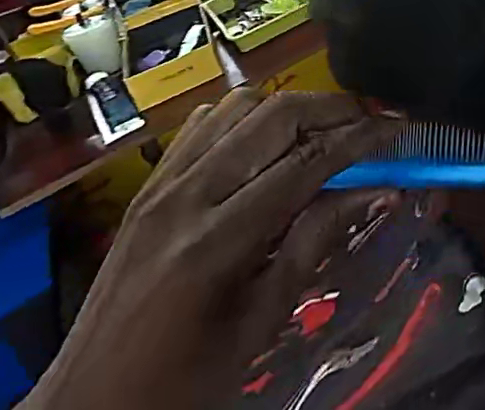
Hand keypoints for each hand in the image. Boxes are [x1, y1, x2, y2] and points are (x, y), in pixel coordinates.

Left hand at [23, 90, 396, 409]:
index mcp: (217, 240)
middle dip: (333, 108)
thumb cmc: (183, 381)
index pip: (306, 162)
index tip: (396, 128)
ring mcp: (162, 180)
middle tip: (370, 121)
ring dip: (291, 107)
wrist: (88, 405)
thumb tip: (377, 191)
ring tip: (324, 130)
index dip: (359, 138)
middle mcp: (188, 193)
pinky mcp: (150, 181)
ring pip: (240, 105)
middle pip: (275, 116)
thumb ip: (316, 243)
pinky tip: (266, 140)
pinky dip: (247, 115)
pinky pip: (205, 121)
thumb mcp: (260, 322)